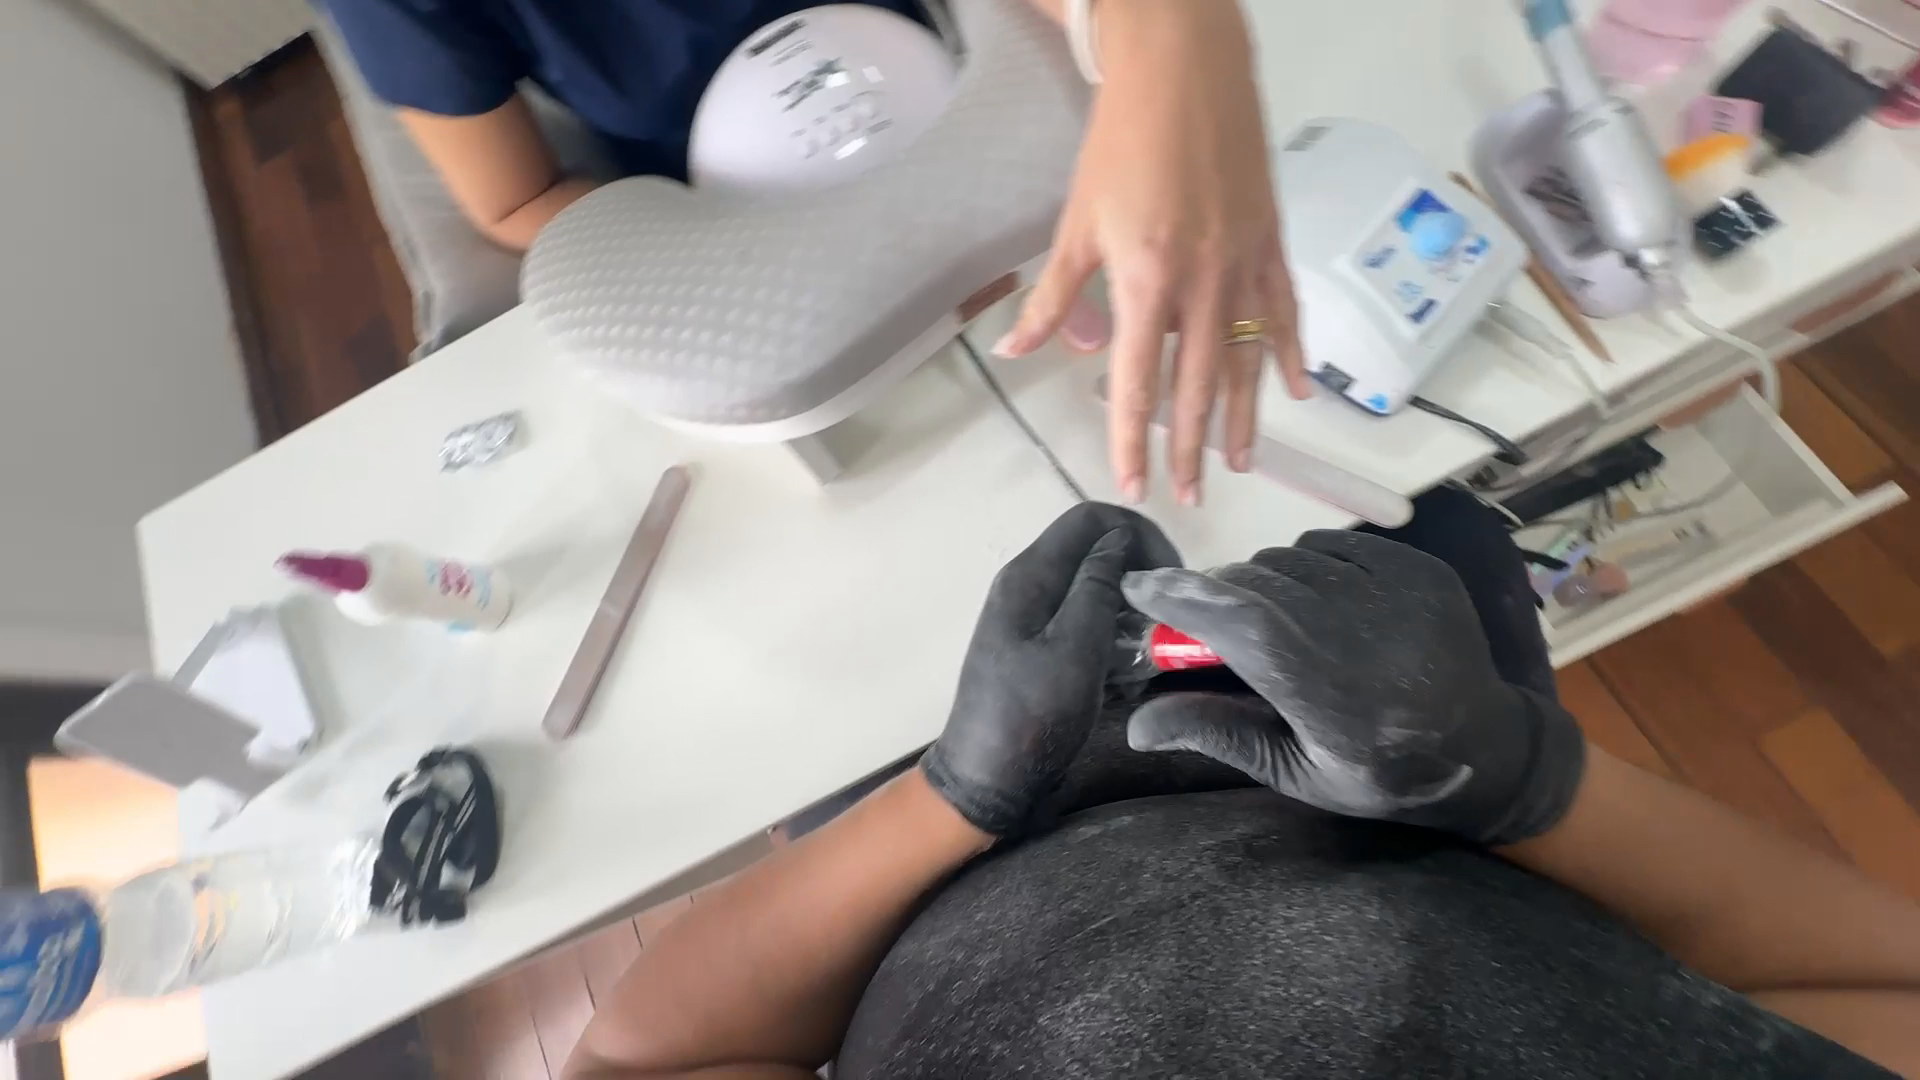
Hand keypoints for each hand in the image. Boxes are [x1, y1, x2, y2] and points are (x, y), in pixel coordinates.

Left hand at [922, 503, 1180, 836]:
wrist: (986, 777)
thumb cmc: (1032, 714)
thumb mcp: (1075, 648)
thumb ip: (1097, 586)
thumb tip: (1119, 539)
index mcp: (1030, 575)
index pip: (1090, 518)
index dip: (1139, 534)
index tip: (1174, 577)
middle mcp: (1026, 584)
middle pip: (1092, 549)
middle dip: (1138, 572)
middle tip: (1169, 616)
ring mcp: (1028, 616)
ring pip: (1090, 587)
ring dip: (1127, 610)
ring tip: (1151, 650)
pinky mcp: (1036, 646)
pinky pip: (1081, 621)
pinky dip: (1110, 636)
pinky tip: (1126, 673)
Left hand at [996, 0, 1310, 507]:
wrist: (1184, 69)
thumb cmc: (1119, 146)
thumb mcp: (1075, 226)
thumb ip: (1053, 300)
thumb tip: (1016, 352)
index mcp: (1147, 280)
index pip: (1138, 382)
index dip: (1133, 440)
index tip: (1134, 485)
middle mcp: (1203, 282)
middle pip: (1197, 385)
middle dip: (1192, 447)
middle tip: (1193, 494)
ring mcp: (1245, 263)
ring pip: (1247, 358)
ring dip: (1244, 417)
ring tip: (1242, 462)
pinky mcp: (1271, 242)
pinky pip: (1284, 311)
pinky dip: (1289, 354)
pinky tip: (1294, 393)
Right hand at [1119, 532, 1584, 845]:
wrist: (1489, 752)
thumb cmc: (1377, 774)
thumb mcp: (1290, 768)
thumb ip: (1214, 732)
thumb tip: (1134, 726)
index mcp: (1334, 700)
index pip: (1242, 625)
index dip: (1182, 598)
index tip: (1138, 587)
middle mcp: (1367, 636)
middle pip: (1256, 584)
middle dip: (1209, 592)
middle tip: (1196, 617)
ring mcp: (1399, 594)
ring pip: (1286, 558)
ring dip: (1253, 580)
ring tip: (1261, 614)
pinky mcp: (1417, 569)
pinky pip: (1326, 544)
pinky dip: (1298, 564)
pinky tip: (1307, 598)